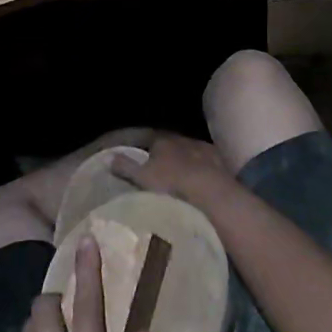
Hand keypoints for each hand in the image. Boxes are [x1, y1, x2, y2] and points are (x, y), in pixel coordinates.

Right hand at [111, 135, 238, 208]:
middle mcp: (183, 139)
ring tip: (182, 179)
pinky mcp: (221, 163)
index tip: (141, 159)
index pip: (150, 138)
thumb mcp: (141, 178)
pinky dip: (204, 171)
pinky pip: (208, 165)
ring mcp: (204, 150)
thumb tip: (109, 157)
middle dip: (167, 155)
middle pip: (172, 145)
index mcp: (162, 140)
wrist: (211, 193)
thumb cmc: (170, 184)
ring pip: (191, 153)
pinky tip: (202, 183)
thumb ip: (125, 166)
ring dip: (187, 162)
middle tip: (161, 170)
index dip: (145, 149)